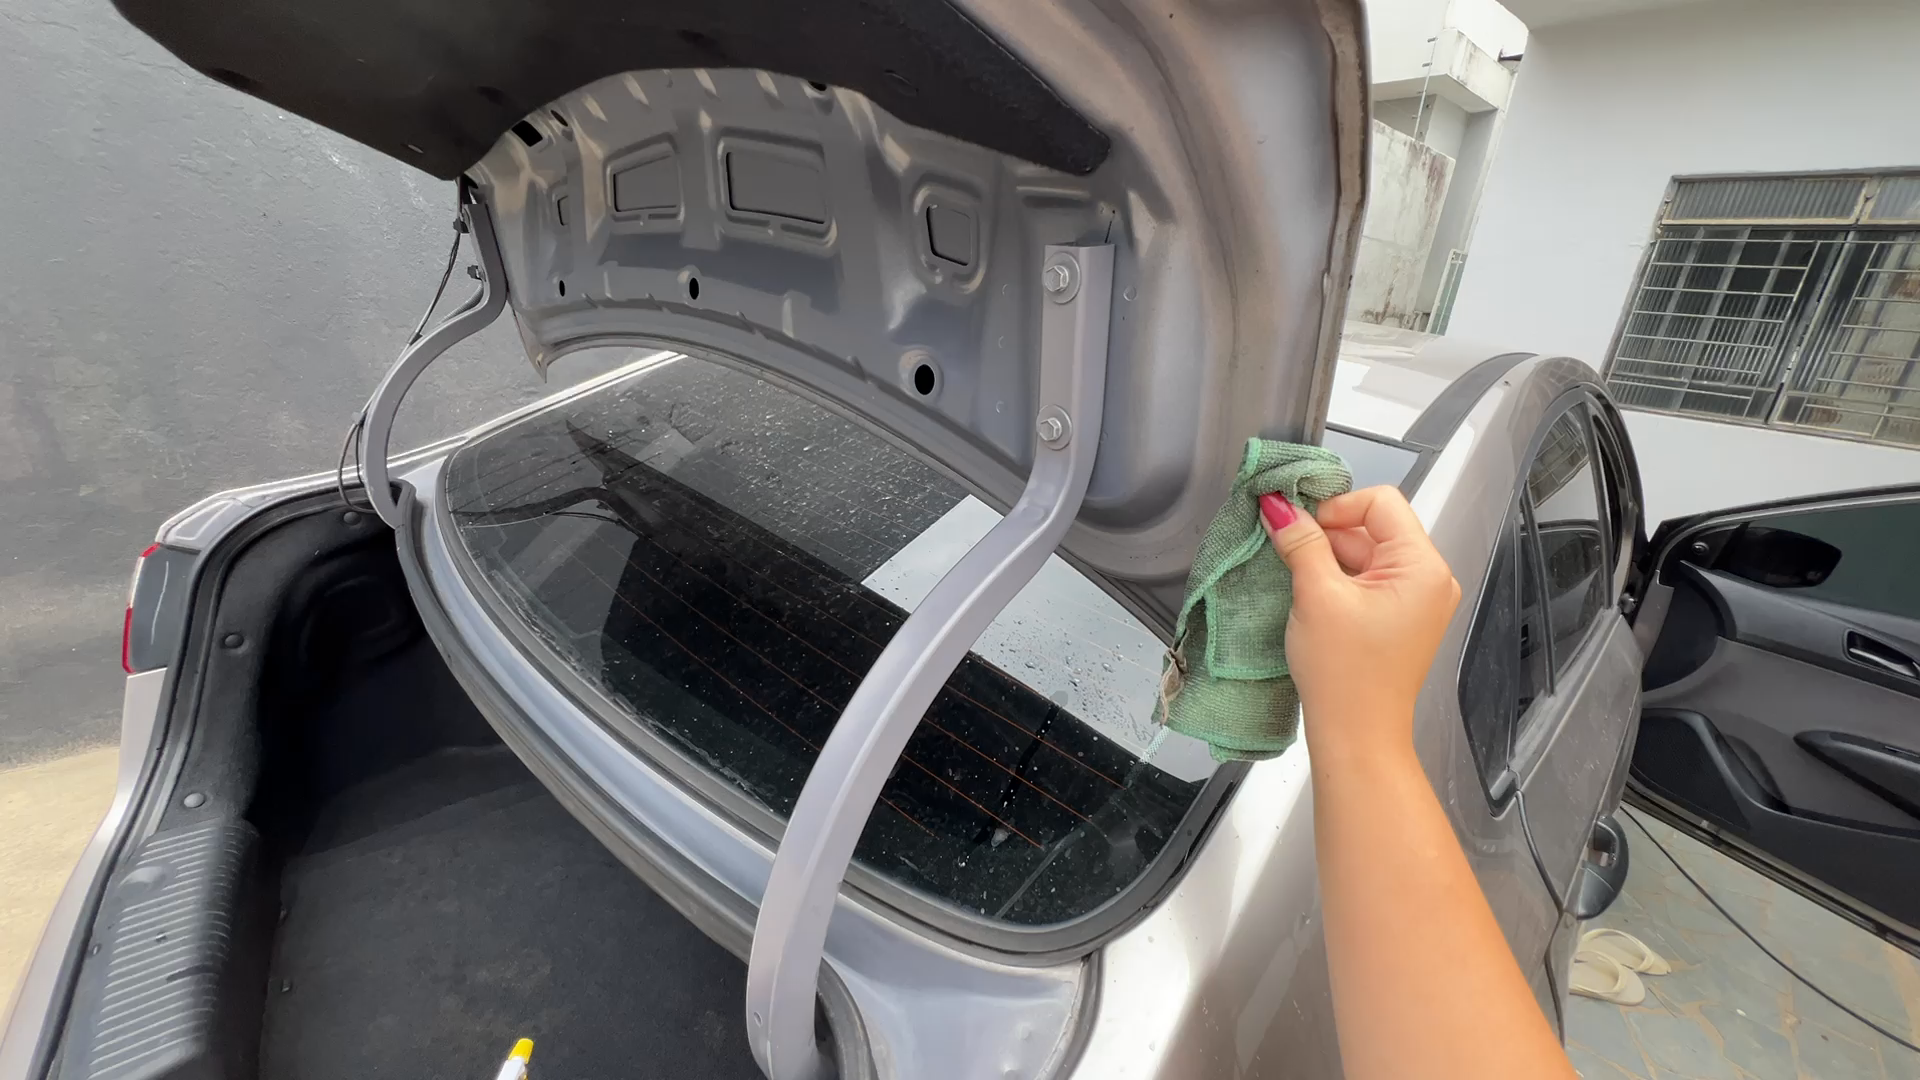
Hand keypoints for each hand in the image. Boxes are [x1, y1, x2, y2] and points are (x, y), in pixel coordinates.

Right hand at [1260, 485, 1459, 762]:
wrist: (1355, 733)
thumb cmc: (1345, 674)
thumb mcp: (1316, 595)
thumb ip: (1300, 542)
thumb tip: (1278, 505)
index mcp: (1422, 568)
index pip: (1380, 502)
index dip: (1335, 508)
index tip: (1300, 528)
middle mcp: (1427, 578)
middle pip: (1369, 526)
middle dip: (1324, 535)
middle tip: (1287, 555)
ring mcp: (1412, 599)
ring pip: (1361, 552)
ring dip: (1325, 559)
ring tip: (1299, 586)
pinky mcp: (1395, 615)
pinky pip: (1362, 578)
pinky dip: (1332, 579)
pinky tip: (1310, 598)